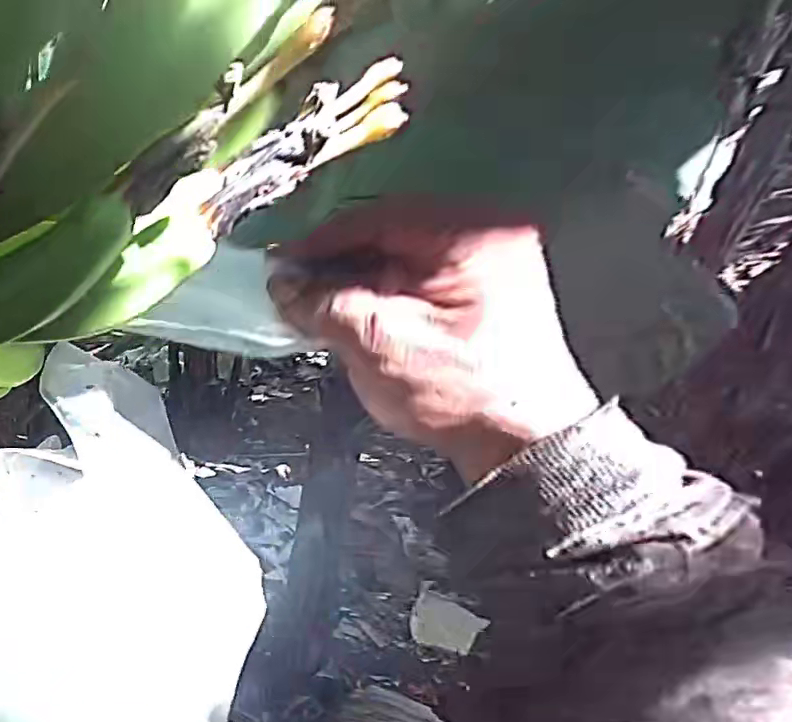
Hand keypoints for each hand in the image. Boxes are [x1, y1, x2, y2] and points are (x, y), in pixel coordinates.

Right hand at [266, 199, 599, 481]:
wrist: (513, 434)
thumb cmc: (457, 389)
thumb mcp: (377, 343)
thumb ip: (325, 305)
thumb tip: (283, 285)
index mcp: (472, 238)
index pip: (377, 217)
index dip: (318, 242)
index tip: (278, 267)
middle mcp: (484, 239)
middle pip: (385, 232)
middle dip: (329, 261)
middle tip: (286, 288)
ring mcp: (482, 265)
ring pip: (392, 255)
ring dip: (344, 278)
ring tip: (305, 305)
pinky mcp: (471, 292)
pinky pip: (405, 276)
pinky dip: (367, 291)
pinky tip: (338, 314)